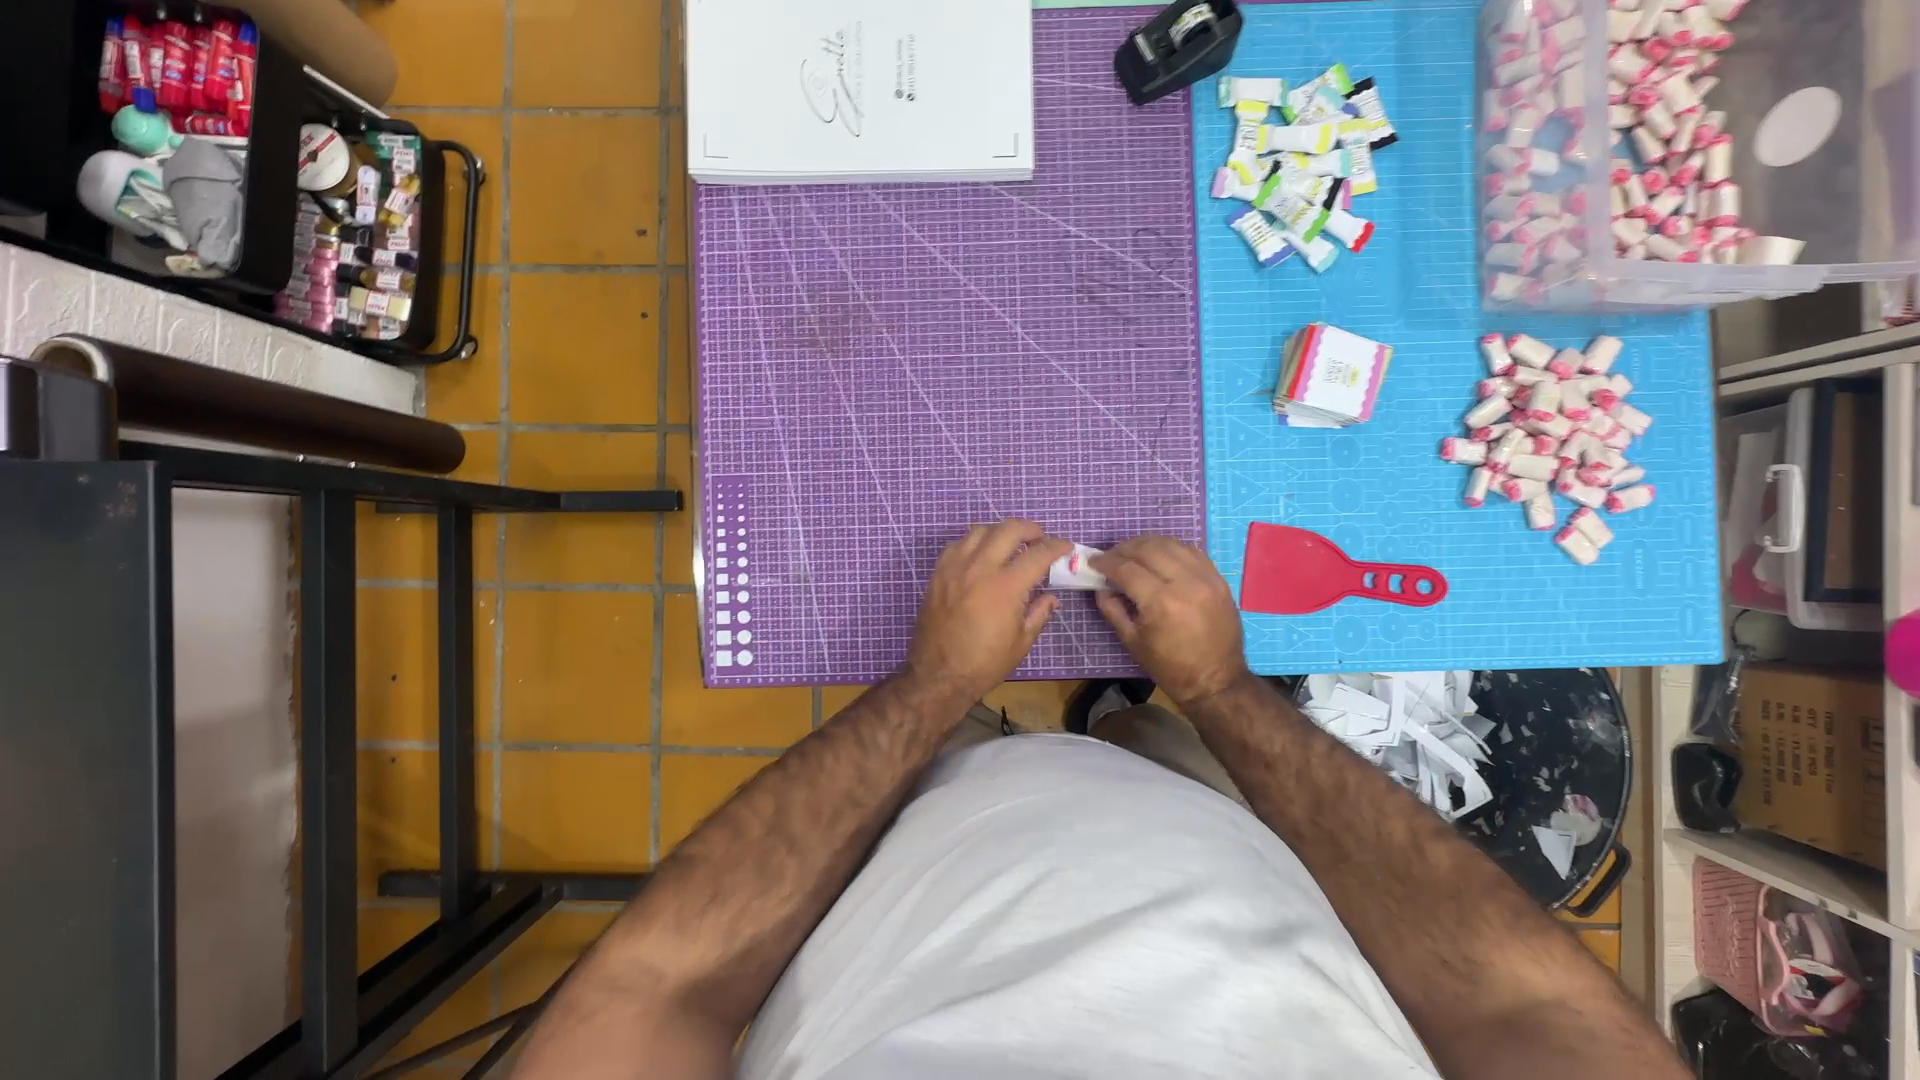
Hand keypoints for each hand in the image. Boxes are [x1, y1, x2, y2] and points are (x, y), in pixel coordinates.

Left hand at [904, 520, 1070, 701]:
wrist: (938, 675)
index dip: (1057, 546)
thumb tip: (1051, 596)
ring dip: (1000, 532)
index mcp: (1006, 586)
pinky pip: (957, 544)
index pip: (1038, 553)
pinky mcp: (938, 573)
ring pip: (980, 530)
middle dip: (1030, 529)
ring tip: (1009, 544)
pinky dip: (973, 542)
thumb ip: (1039, 612)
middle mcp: (980, 568)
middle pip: (1009, 529)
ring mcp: (955, 567)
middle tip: (1039, 538)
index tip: (1065, 546)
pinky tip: (980, 555)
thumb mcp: (1022, 642)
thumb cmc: (984, 663)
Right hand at [1092, 535, 1249, 704]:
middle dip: (1124, 549)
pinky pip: (1191, 552)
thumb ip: (1113, 609)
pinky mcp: (1218, 579)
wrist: (1216, 680)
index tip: (1094, 562)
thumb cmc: (1170, 666)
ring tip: (1133, 553)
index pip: (1126, 569)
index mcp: (1160, 602)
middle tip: (1111, 556)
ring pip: (1171, 544)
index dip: (1106, 562)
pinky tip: (1160, 557)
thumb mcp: (1132, 641)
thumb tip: (1102, 586)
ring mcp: (1206, 578)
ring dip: (1147, 544)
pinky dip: (1171, 549)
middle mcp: (1185, 583)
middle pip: (1148, 549)